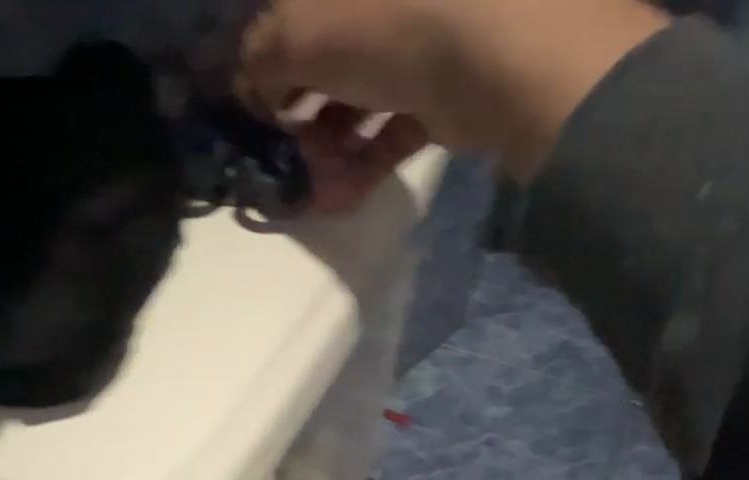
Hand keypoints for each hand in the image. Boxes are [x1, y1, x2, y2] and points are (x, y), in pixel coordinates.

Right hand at [238, 0, 670, 210]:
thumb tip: (246, 90)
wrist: (502, 59)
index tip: (250, 115)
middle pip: (323, 61)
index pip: (289, 20)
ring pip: (357, 98)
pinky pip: (394, 126)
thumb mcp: (297, 33)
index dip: (263, 68)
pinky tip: (348, 191)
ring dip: (329, 147)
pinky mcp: (447, 90)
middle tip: (284, 159)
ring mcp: (419, 43)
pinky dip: (368, 158)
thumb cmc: (387, 27)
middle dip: (296, 116)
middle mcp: (380, 3)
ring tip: (317, 186)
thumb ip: (258, 60)